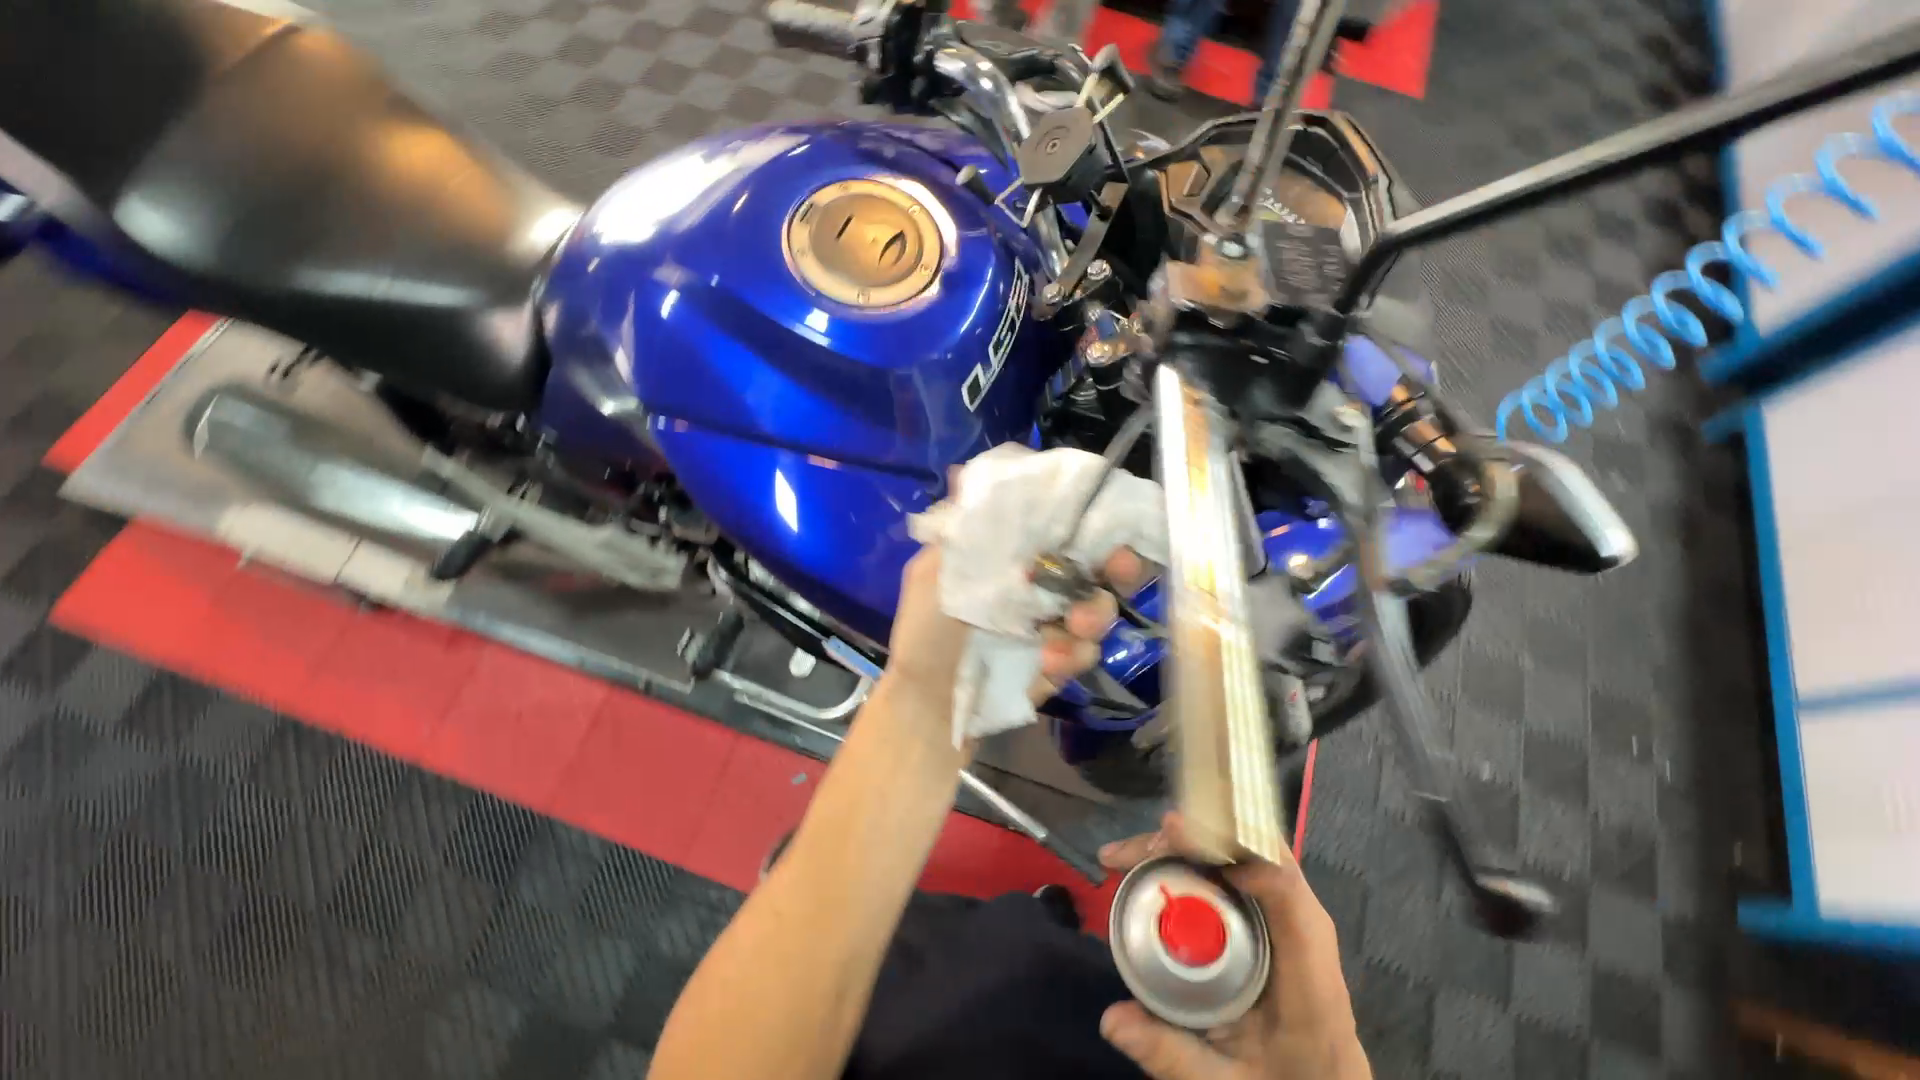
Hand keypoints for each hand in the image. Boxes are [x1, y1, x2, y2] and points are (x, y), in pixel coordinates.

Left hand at [880, 541, 1144, 719]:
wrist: (929, 704)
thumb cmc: (927, 632)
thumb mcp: (934, 573)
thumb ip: (962, 530)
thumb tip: (963, 472)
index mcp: (1012, 557)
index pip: (1062, 529)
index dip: (1091, 523)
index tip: (1107, 522)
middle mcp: (1039, 585)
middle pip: (1097, 566)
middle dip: (1117, 566)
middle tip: (1120, 569)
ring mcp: (1054, 625)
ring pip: (1100, 609)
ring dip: (1092, 615)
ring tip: (1072, 629)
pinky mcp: (1060, 664)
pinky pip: (1086, 652)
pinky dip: (1072, 655)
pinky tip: (1047, 663)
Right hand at [1097, 814, 1371, 1079]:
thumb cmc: (1289, 1079)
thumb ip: (1174, 1054)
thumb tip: (1110, 1018)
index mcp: (1308, 970)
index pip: (1284, 888)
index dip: (1234, 849)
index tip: (1176, 839)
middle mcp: (1303, 927)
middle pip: (1255, 853)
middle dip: (1189, 836)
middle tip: (1129, 853)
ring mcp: (1289, 915)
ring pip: (1243, 852)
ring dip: (1186, 841)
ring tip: (1126, 856)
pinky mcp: (1272, 915)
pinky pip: (1236, 868)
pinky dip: (1193, 856)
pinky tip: (1150, 864)